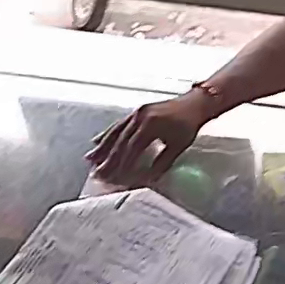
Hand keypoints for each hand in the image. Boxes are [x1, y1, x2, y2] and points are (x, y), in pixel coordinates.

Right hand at [85, 89, 217, 184]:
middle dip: (108, 160)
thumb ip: (162, 162)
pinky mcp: (136, 112)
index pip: (132, 149)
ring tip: (90, 160)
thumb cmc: (188, 125)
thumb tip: (149, 179)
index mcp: (150, 125)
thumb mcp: (178, 146)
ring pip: (115, 132)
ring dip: (102, 147)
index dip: (122, 165)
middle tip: (97, 174)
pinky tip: (97, 141)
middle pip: (120, 142)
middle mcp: (139, 117)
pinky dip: (107, 134)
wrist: (194, 103)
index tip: (114, 178)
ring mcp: (136, 113)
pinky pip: (118, 125)